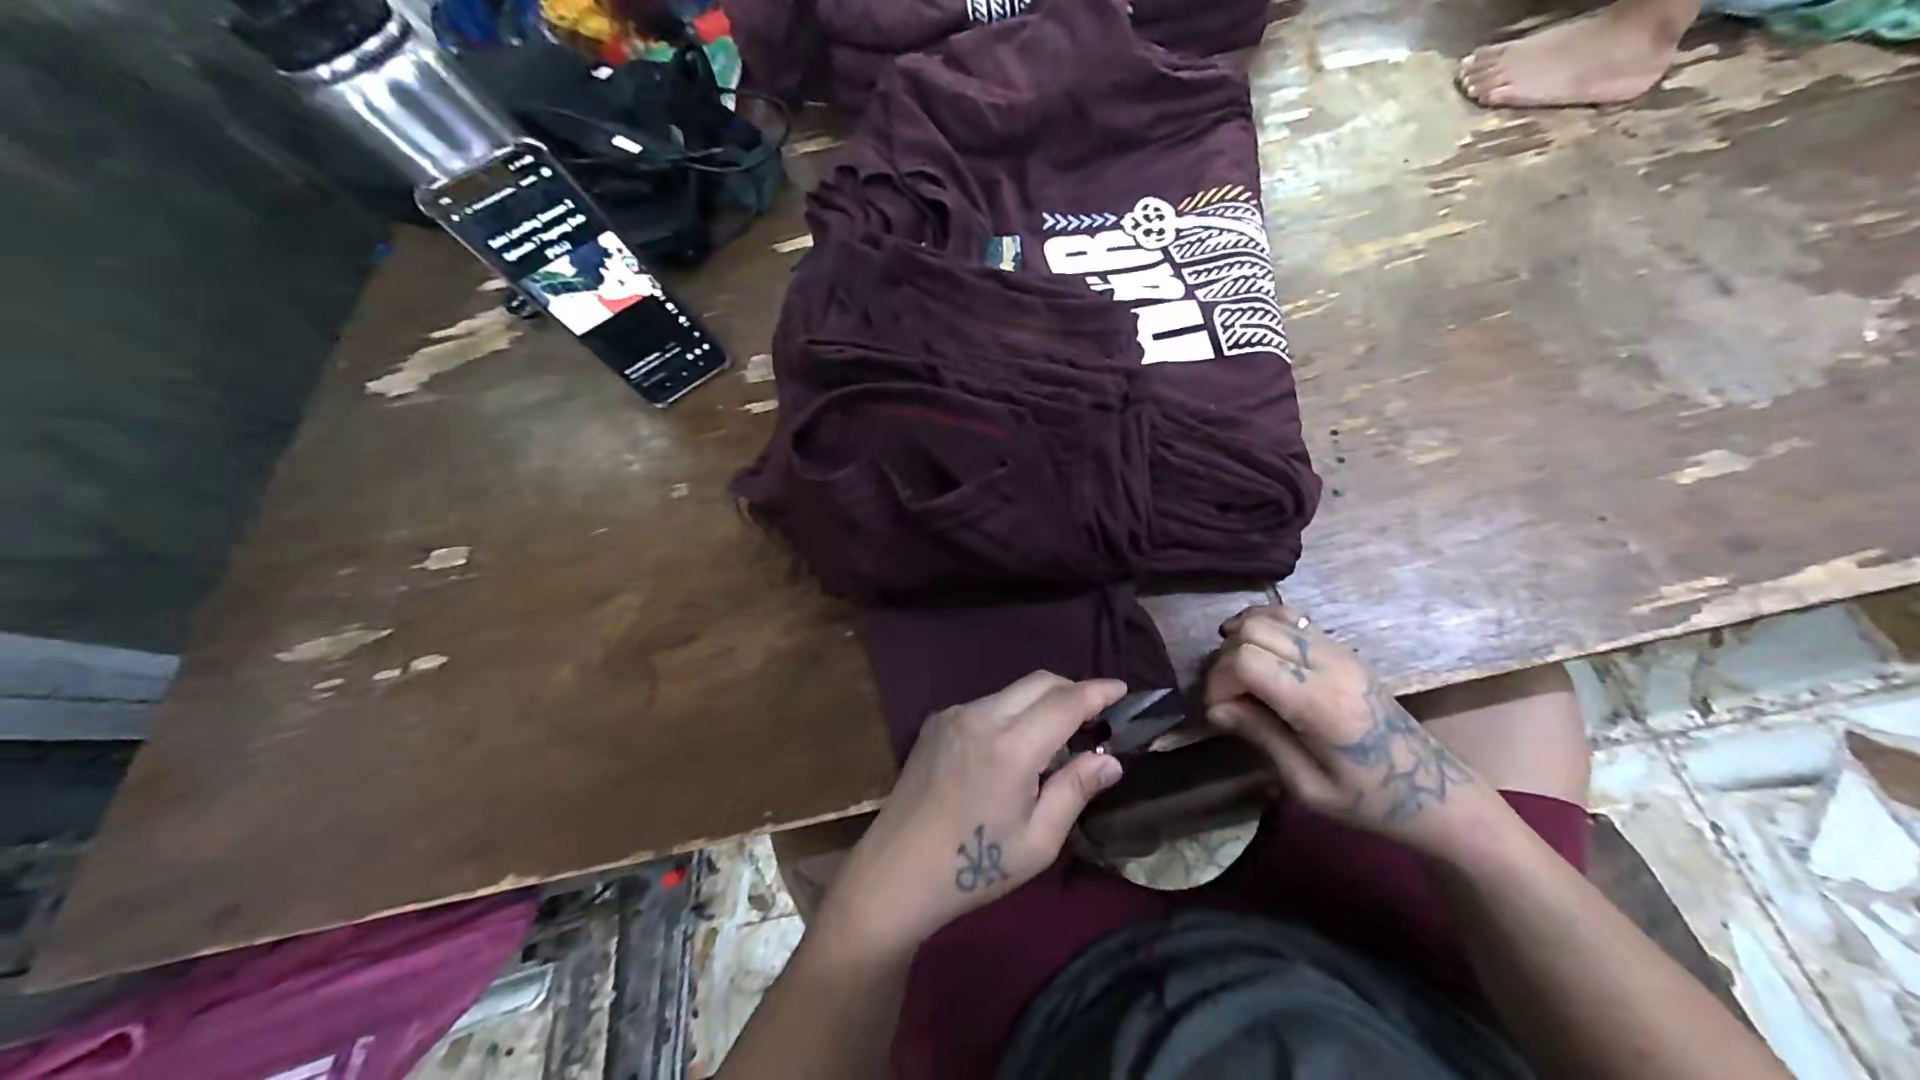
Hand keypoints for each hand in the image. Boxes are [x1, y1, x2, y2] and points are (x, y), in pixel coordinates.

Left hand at [814, 673, 1127, 955]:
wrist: (896, 873)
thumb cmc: (974, 868)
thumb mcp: (1038, 841)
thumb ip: (1075, 790)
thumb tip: (1111, 760)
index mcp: (1010, 746)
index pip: (1065, 701)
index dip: (1098, 691)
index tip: (1123, 689)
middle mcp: (980, 716)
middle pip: (1039, 682)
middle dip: (1072, 690)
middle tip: (1095, 717)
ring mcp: (953, 715)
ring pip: (1011, 691)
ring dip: (1041, 703)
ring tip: (1055, 741)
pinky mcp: (935, 723)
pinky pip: (986, 704)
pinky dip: (1012, 713)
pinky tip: (1013, 749)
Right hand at [1202, 604, 1508, 862]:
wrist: (1434, 791)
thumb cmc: (1369, 799)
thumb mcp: (1307, 786)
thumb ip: (1261, 736)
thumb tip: (1216, 708)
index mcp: (1323, 705)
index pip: (1247, 661)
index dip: (1219, 682)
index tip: (1219, 712)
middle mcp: (1331, 665)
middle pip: (1252, 631)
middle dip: (1225, 662)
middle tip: (1227, 697)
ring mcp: (1339, 650)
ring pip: (1266, 617)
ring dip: (1240, 642)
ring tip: (1236, 675)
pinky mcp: (1340, 647)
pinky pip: (1288, 617)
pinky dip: (1260, 626)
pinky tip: (1252, 650)